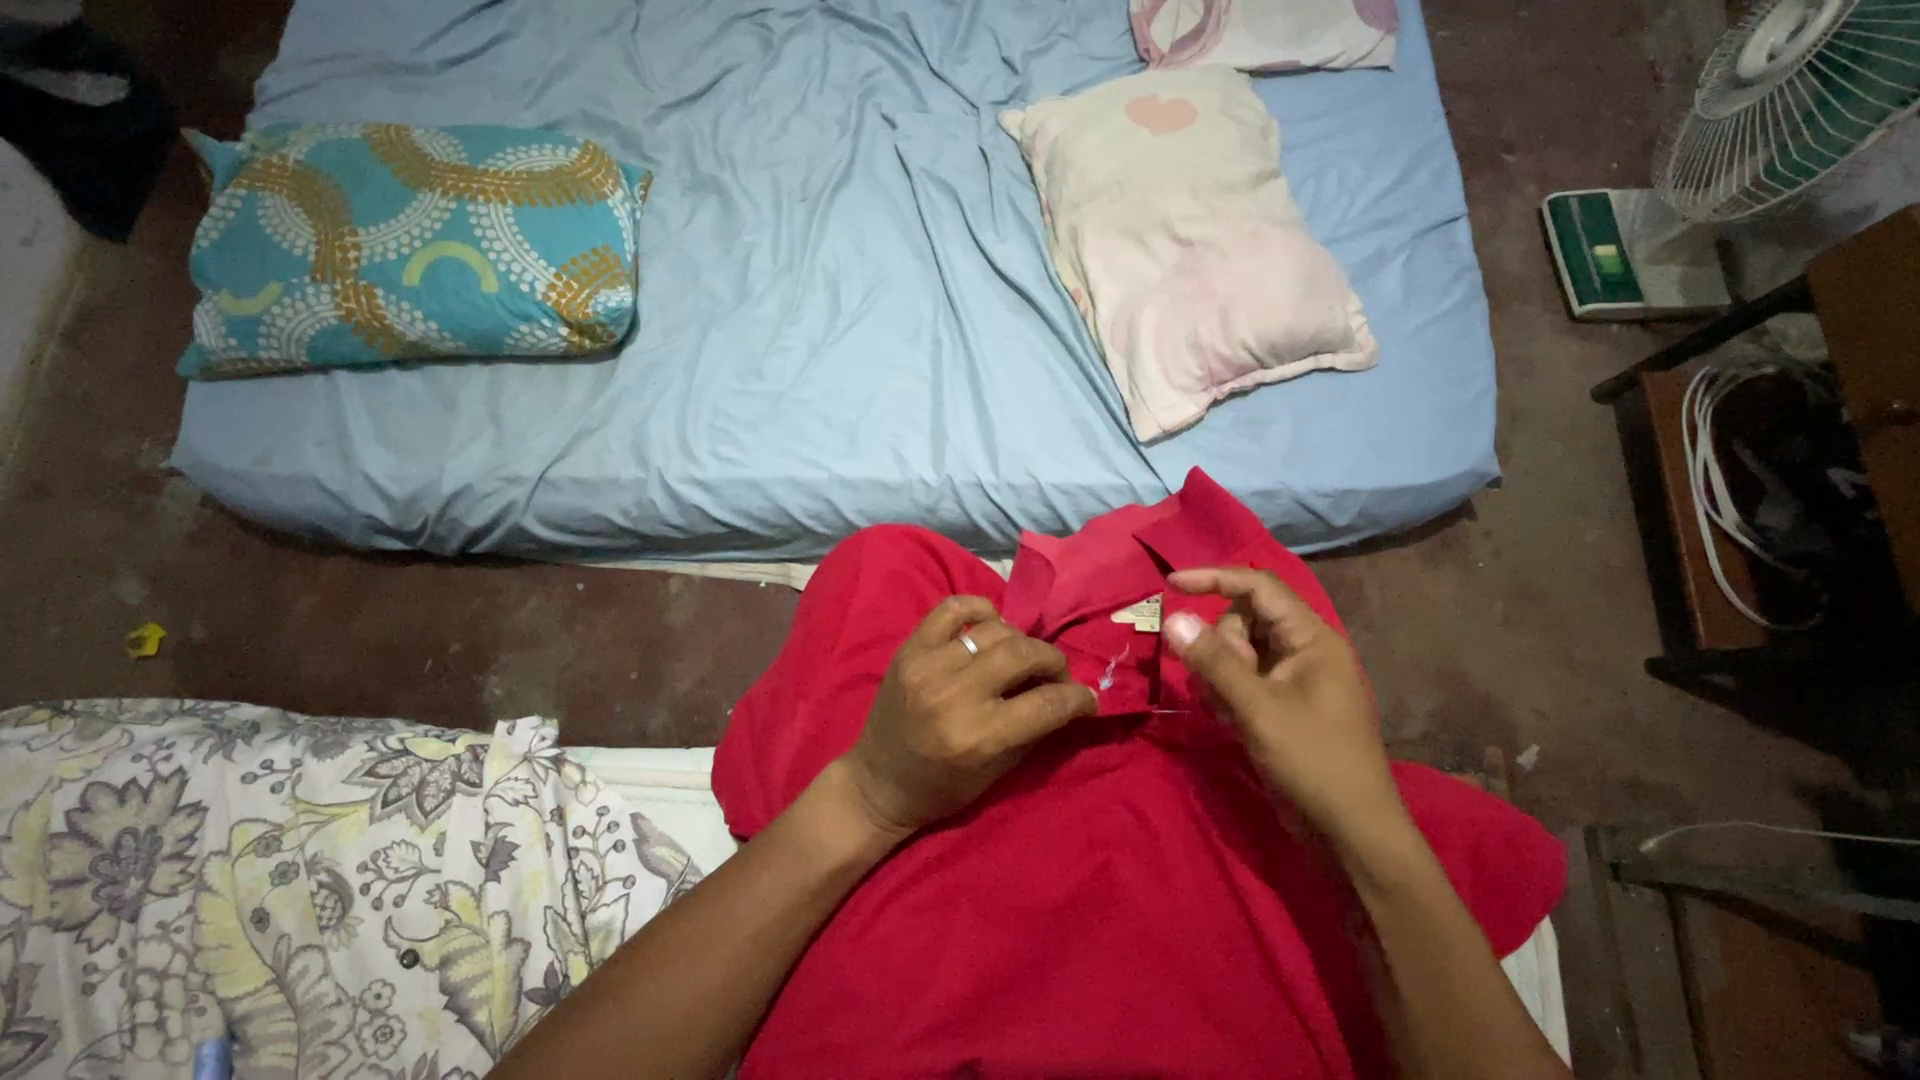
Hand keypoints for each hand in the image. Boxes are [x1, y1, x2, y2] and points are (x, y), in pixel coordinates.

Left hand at [842, 596, 1097, 837]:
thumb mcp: (996, 774)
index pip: (1048, 703)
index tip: (1087, 699)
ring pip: (996, 630)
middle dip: (1055, 662)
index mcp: (977, 737)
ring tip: (1023, 657)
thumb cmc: (940, 789)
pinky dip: (980, 609)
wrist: (877, 782)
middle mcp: (954, 695)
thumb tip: (1069, 698)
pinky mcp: (910, 648)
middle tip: (1058, 675)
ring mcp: (928, 665)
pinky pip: (953, 608)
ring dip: (1021, 641)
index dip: (1079, 699)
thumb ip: (1034, 732)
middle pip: (1025, 655)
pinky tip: (990, 627)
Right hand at [1162, 568, 1406, 848]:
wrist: (1350, 832)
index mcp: (1312, 639)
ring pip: (1237, 654)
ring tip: (1229, 715)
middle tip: (1222, 688)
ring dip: (1220, 677)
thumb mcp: (1258, 709)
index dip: (1214, 579)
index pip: (1259, 587)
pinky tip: (1232, 726)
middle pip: (1243, 621)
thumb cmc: (1313, 762)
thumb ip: (1214, 661)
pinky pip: (1242, 682)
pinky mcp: (1282, 706)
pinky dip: (1228, 697)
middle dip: (1220, 647)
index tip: (1170, 584)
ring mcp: (1293, 680)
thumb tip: (1173, 618)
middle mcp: (1303, 651)